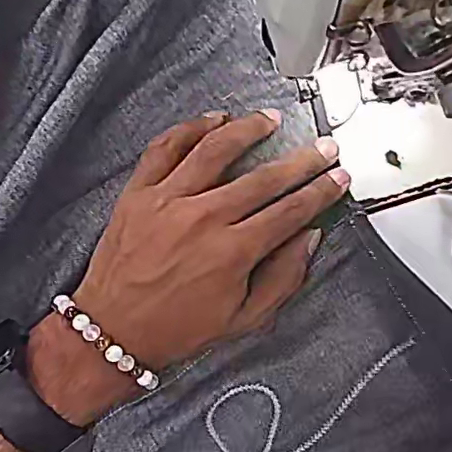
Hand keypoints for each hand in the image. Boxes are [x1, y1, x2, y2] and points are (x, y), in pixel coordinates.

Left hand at [26, 109, 349, 424]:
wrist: (115, 331)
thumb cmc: (177, 328)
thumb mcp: (243, 319)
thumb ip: (283, 279)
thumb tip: (309, 240)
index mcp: (232, 253)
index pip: (290, 211)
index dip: (320, 192)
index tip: (336, 179)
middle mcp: (202, 219)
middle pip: (263, 177)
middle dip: (301, 160)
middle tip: (321, 148)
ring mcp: (167, 201)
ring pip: (216, 148)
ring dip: (249, 129)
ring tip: (269, 120)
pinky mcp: (139, 193)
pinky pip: (166, 147)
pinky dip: (191, 128)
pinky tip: (212, 120)